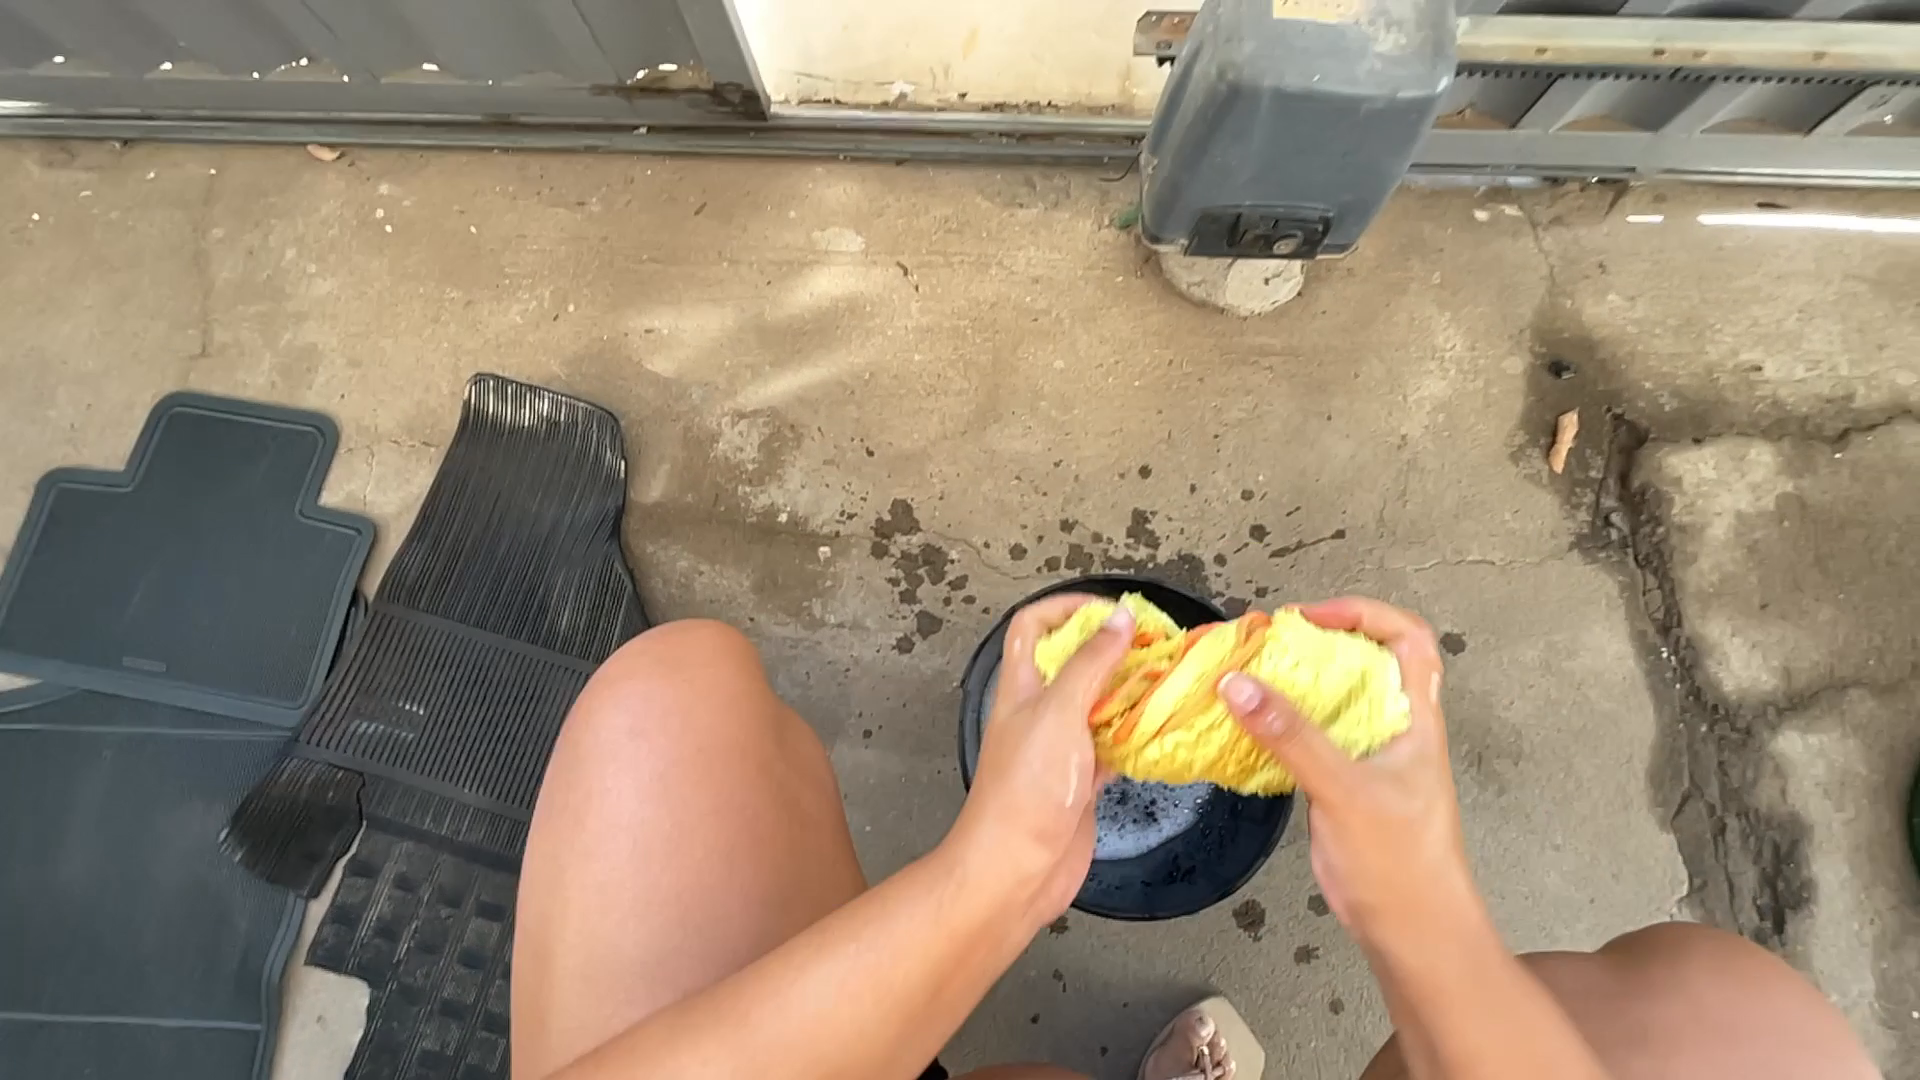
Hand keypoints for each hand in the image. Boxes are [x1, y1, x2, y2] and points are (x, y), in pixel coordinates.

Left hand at [948, 593, 1132, 931]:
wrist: (1017, 868)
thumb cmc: (1027, 787)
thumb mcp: (1059, 712)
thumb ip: (1090, 664)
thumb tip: (1120, 618)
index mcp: (1022, 683)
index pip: (1034, 624)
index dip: (1068, 607)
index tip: (1114, 612)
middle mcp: (1040, 707)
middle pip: (1073, 660)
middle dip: (1111, 647)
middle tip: (1157, 645)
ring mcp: (1061, 743)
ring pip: (1098, 701)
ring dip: (1130, 690)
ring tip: (1170, 681)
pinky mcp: (1081, 777)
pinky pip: (1112, 743)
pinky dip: (1136, 734)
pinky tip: (1164, 730)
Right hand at [1218, 596, 1486, 957]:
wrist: (1410, 933)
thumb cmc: (1400, 861)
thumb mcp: (1345, 789)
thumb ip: (1290, 735)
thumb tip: (1235, 682)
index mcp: (1413, 717)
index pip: (1406, 638)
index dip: (1362, 614)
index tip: (1310, 617)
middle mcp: (1389, 726)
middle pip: (1360, 660)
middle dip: (1313, 641)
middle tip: (1265, 641)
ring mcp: (1362, 753)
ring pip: (1327, 696)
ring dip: (1288, 680)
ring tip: (1244, 672)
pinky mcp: (1336, 778)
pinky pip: (1302, 731)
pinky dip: (1273, 718)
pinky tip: (1242, 720)